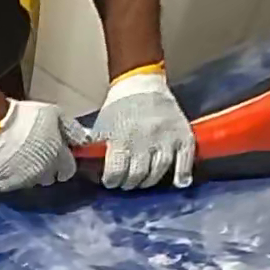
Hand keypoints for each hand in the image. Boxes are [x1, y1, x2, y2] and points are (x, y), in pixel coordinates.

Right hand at [0, 98, 88, 192]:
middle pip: (48, 179)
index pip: (68, 171)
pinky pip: (13, 184)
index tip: (60, 158)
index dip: (65, 165)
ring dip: (29, 174)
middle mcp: (41, 174)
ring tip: (21, 159)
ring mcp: (22, 182)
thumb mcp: (55, 115)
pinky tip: (9, 165)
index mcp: (57, 157)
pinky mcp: (4, 186)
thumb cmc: (26, 118)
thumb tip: (84, 141)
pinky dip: (13, 177)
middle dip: (47, 170)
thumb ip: (71, 130)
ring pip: (30, 182)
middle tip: (39, 156)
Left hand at [92, 68, 195, 189]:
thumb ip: (91, 153)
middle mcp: (146, 139)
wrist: (141, 85)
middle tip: (126, 182)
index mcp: (122, 140)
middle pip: (138, 174)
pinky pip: (186, 156)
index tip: (110, 181)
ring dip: (149, 181)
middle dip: (129, 183)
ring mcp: (167, 136)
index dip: (111, 181)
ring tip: (142, 181)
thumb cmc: (115, 113)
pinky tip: (180, 183)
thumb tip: (82, 174)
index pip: (116, 173)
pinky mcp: (183, 132)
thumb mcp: (98, 132)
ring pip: (160, 169)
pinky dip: (183, 172)